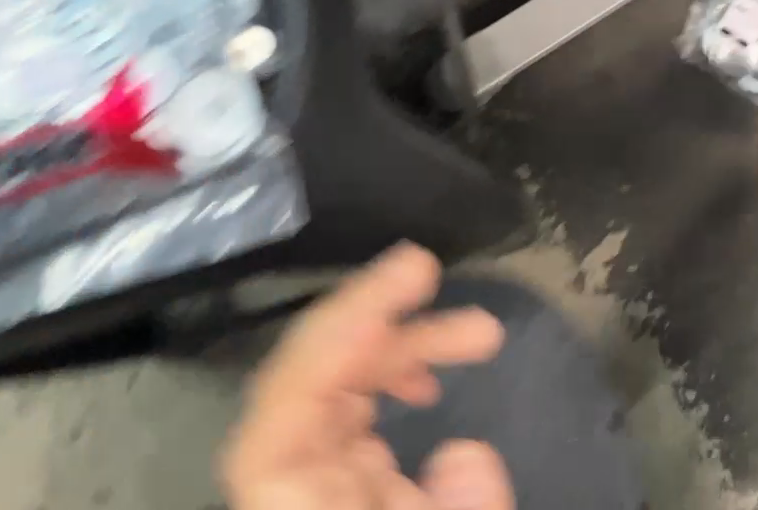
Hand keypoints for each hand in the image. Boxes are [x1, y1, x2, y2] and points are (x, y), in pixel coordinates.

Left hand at [222, 242, 515, 509]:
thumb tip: (461, 456)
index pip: (276, 433)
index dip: (323, 356)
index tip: (394, 299)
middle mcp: (297, 498)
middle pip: (304, 390)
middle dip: (368, 319)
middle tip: (429, 270)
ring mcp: (316, 489)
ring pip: (335, 391)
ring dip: (402, 344)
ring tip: (481, 331)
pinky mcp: (339, 486)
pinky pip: (352, 413)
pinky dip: (393, 380)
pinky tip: (432, 377)